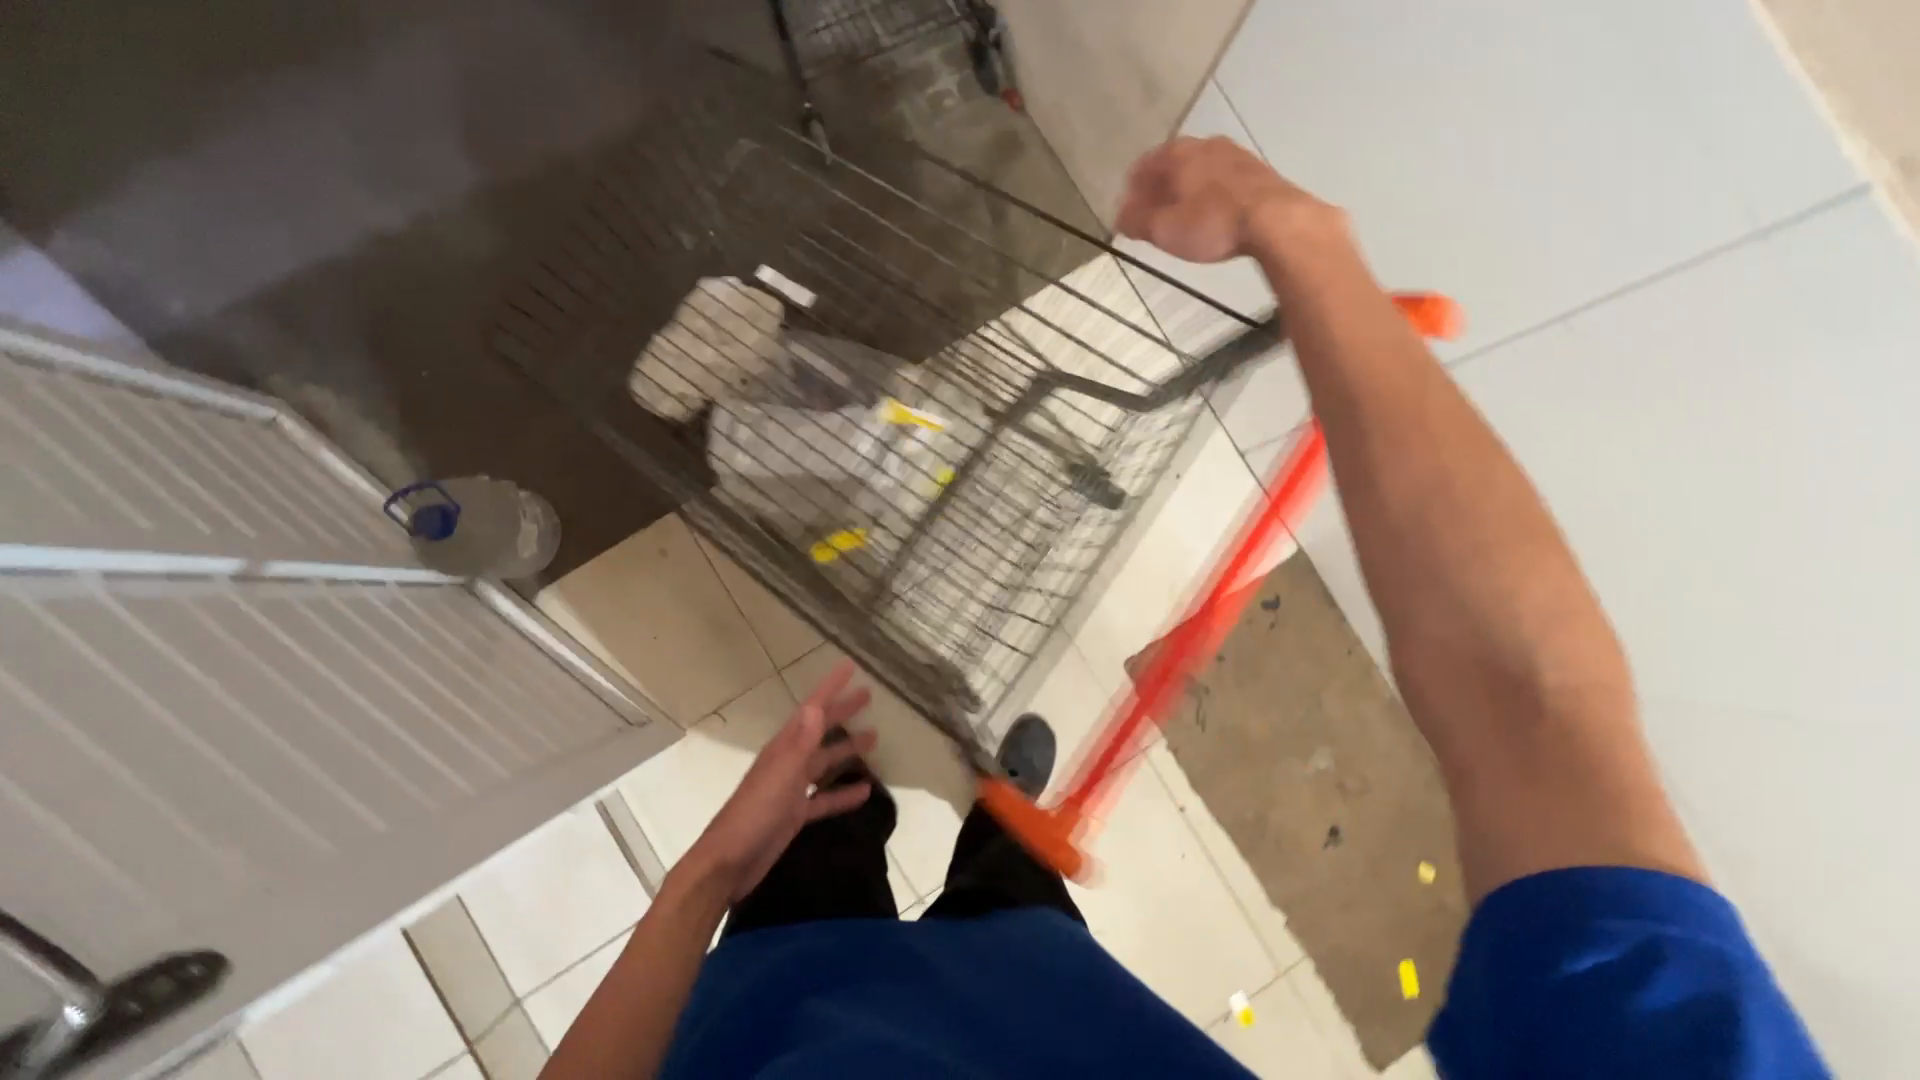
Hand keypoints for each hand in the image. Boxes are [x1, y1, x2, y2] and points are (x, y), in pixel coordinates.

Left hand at [682, 660, 876, 903]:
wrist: (728, 863)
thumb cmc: (753, 816)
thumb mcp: (780, 777)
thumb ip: (800, 744)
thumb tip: (815, 706)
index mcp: (783, 749)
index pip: (811, 710)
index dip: (830, 687)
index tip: (849, 666)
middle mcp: (787, 763)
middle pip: (819, 730)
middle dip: (841, 712)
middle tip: (868, 695)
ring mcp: (790, 789)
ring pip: (823, 762)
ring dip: (846, 750)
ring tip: (874, 738)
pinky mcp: (793, 814)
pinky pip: (824, 799)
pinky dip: (842, 794)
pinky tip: (864, 792)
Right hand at [1115, 136, 1334, 263]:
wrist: (1275, 221)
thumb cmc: (1212, 223)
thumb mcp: (1165, 230)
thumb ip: (1137, 222)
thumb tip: (1119, 217)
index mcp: (1178, 153)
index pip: (1144, 165)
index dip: (1132, 190)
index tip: (1127, 210)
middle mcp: (1206, 145)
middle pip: (1173, 165)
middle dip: (1159, 189)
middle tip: (1152, 214)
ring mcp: (1235, 155)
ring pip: (1199, 171)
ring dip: (1186, 191)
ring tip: (1181, 216)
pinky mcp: (1258, 172)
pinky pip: (1222, 181)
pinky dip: (1209, 195)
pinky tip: (1210, 215)